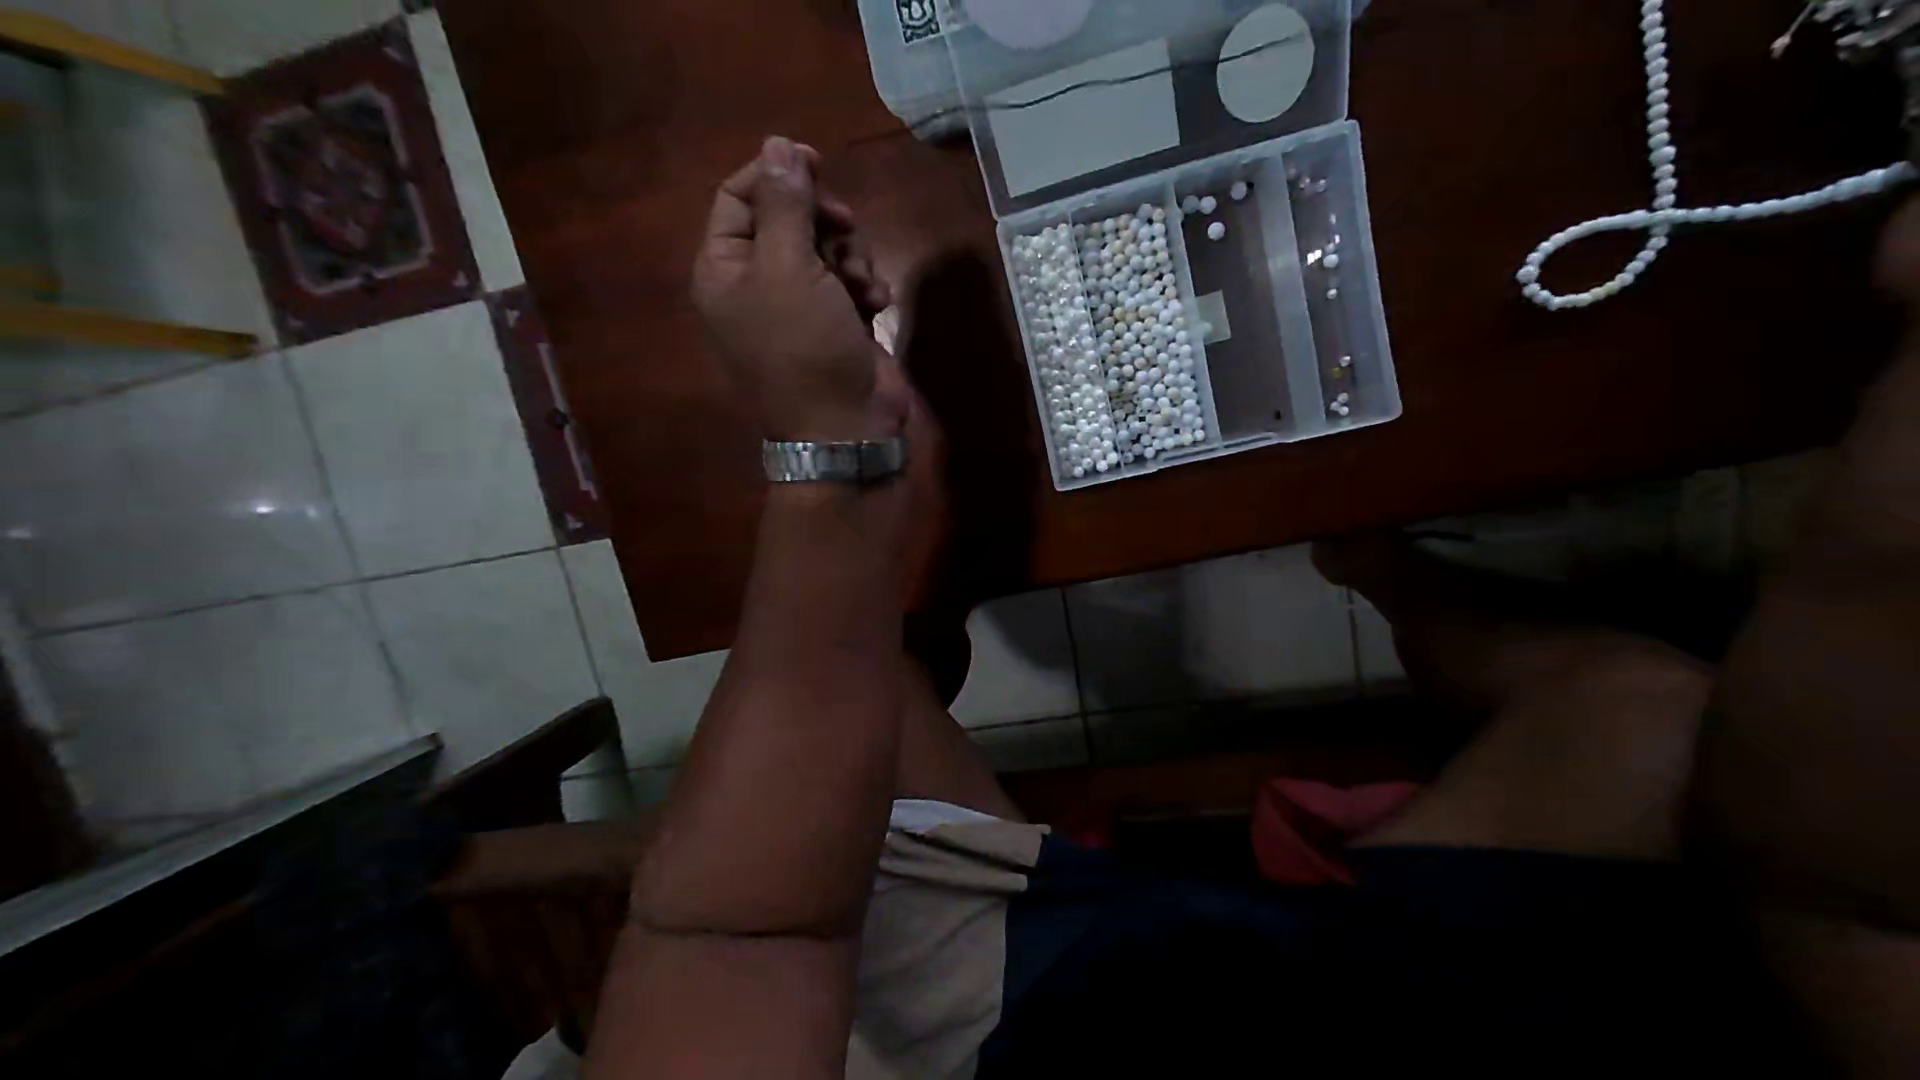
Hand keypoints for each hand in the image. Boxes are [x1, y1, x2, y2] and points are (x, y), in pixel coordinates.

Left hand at [693, 136, 907, 441]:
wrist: (846, 426)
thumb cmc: (806, 348)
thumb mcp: (788, 269)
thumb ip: (783, 205)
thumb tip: (777, 145)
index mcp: (724, 269)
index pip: (737, 195)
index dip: (774, 173)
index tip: (815, 162)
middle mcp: (755, 283)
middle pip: (786, 217)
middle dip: (822, 219)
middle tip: (845, 227)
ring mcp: (798, 305)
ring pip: (824, 247)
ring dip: (851, 255)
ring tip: (862, 283)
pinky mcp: (835, 321)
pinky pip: (848, 280)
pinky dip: (865, 285)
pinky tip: (877, 303)